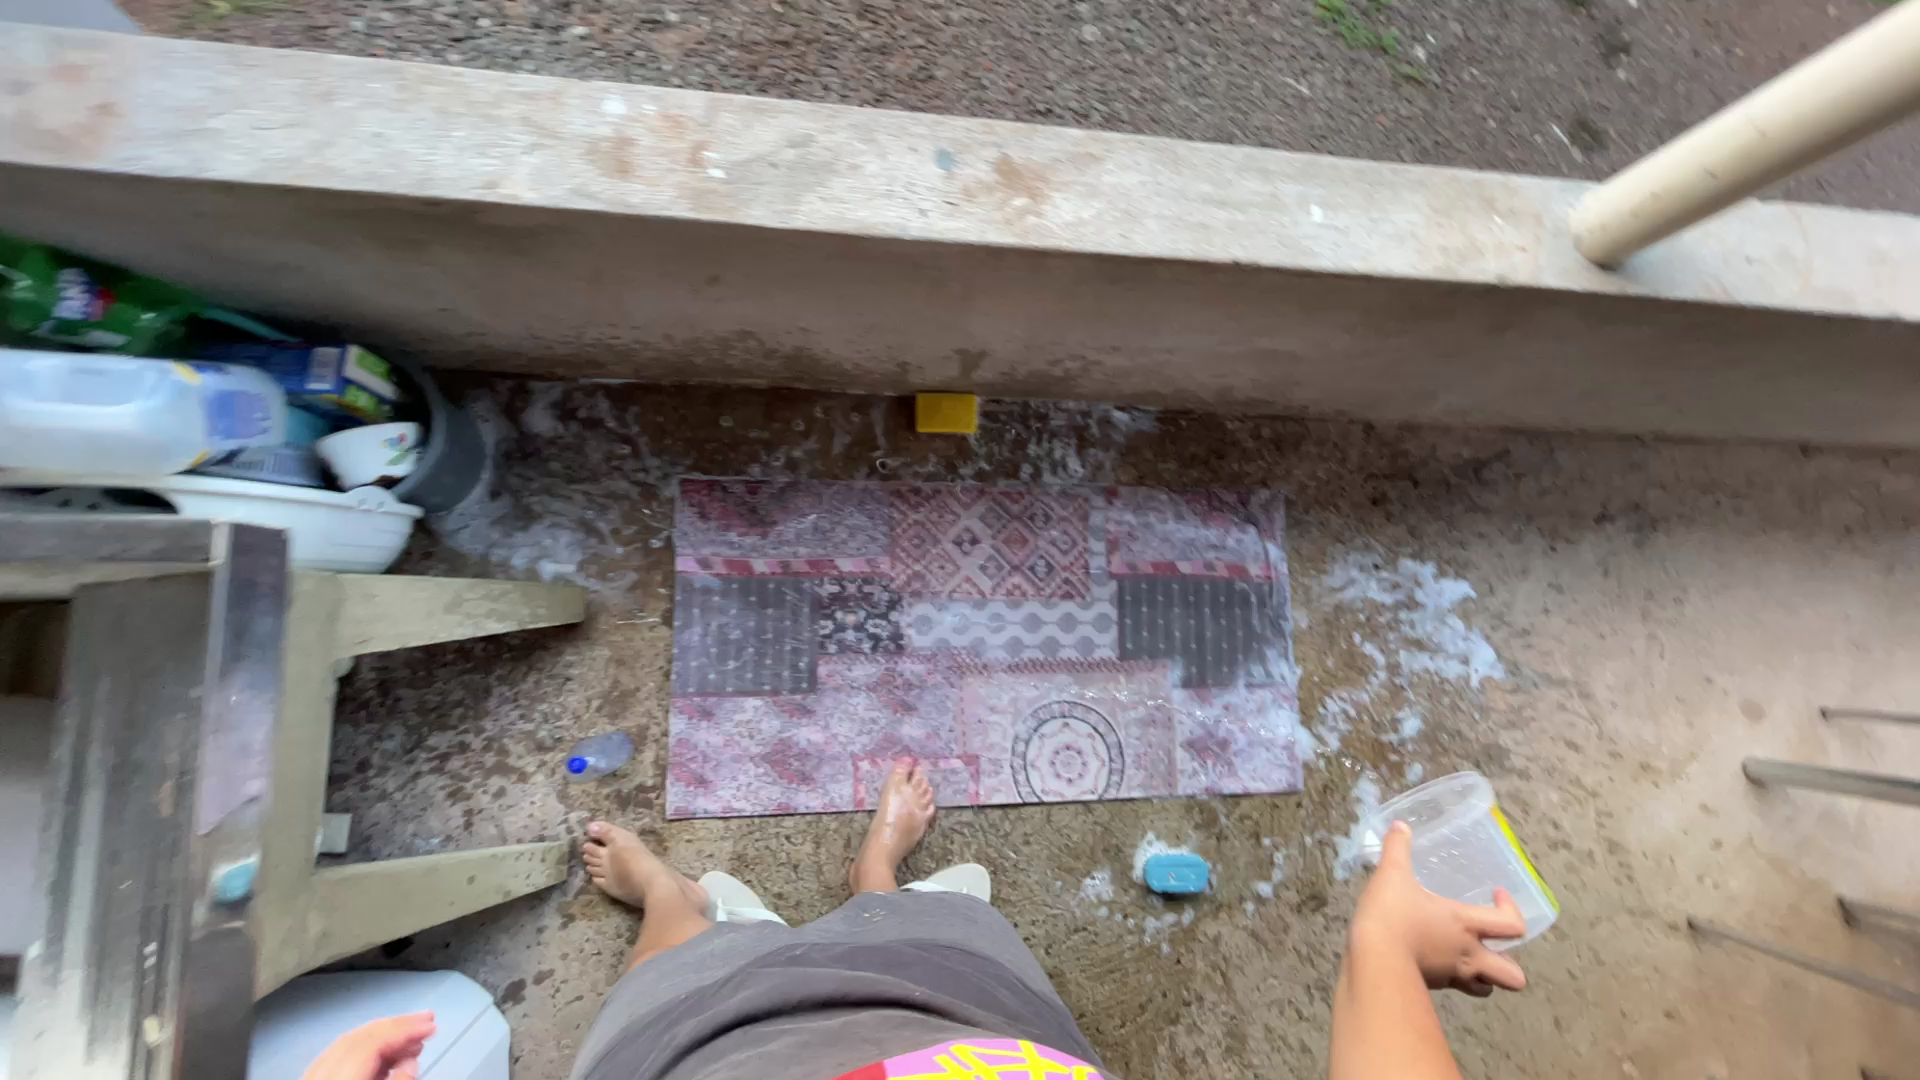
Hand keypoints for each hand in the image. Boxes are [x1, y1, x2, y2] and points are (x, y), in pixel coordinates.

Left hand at [300, 1012, 435, 1079]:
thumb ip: (398, 1079)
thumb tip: (412, 1060)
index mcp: (336, 1074)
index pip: (370, 1040)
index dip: (405, 1026)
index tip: (433, 1023)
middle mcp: (317, 1071)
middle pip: (357, 1037)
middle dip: (395, 1025)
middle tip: (427, 1019)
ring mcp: (310, 1075)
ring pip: (346, 1043)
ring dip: (383, 1034)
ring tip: (412, 1035)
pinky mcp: (311, 1078)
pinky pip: (335, 1057)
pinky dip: (364, 1049)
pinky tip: (385, 1053)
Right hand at [1350, 822, 1528, 996]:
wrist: (1375, 959)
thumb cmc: (1392, 914)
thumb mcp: (1391, 874)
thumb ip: (1397, 849)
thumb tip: (1400, 825)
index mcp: (1465, 924)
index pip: (1511, 924)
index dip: (1511, 909)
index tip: (1498, 895)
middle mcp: (1469, 954)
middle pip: (1514, 975)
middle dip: (1509, 962)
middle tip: (1490, 943)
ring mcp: (1452, 974)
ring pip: (1486, 988)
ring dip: (1483, 976)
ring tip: (1467, 958)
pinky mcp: (1433, 987)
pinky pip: (1454, 987)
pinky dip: (1451, 977)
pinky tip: (1432, 961)